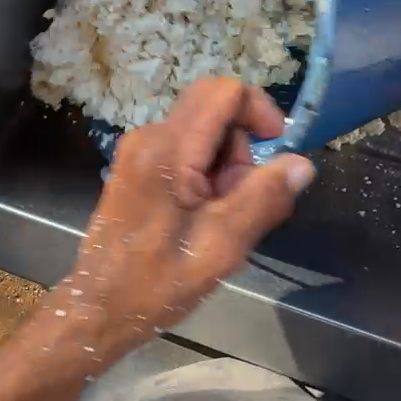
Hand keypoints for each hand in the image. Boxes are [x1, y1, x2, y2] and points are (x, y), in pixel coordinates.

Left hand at [52, 77, 315, 360]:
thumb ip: (264, 198)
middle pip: (213, 108)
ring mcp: (138, 150)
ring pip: (201, 130)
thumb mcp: (222, 246)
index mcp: (168, 150)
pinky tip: (201, 215)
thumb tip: (302, 163)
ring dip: (224, 163)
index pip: (223, 92)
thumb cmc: (158, 282)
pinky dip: (204, 171)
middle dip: (241, 144)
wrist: (99, 307)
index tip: (275, 148)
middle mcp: (149, 137)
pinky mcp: (135, 165)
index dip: (258, 109)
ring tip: (219, 217)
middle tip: (241, 197)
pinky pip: (183, 148)